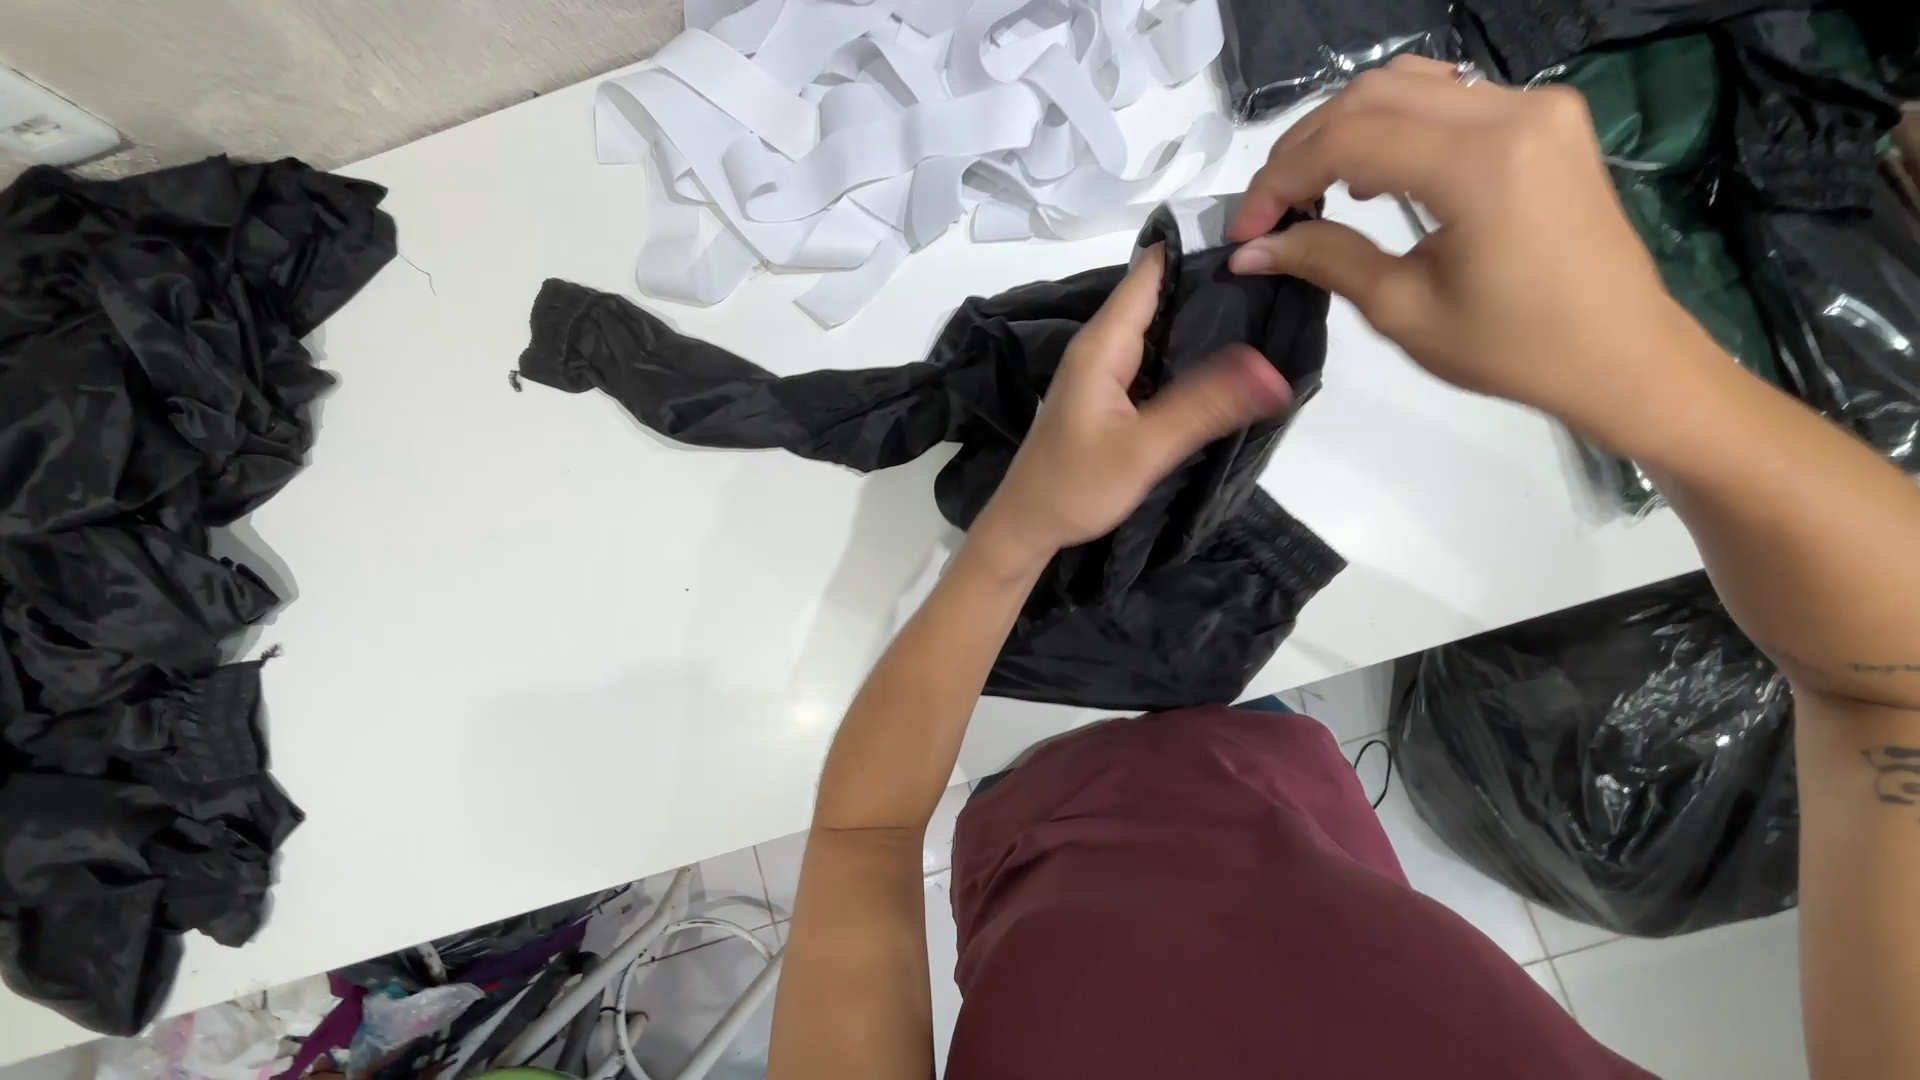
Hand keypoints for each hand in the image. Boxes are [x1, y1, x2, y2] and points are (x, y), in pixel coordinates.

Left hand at [968, 244, 1291, 572]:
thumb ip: (1205, 407)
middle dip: (1209, 283)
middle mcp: (1099, 346)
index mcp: (1102, 344)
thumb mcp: (1144, 448)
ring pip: (1156, 327)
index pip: (1151, 270)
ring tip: (1263, 309)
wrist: (1027, 525)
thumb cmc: (1075, 486)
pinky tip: (1219, 362)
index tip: (1258, 239)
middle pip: (1158, 294)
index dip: (1198, 248)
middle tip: (1277, 278)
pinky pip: (1151, 358)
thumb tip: (1274, 370)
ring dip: (1199, 319)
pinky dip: (1184, 353)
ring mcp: (1101, 371)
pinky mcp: (1106, 395)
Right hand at [1227, 55, 1706, 436]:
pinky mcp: (1542, 117)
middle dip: (1300, 151)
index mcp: (1480, 164)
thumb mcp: (1401, 309)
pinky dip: (1389, 125)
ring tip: (1308, 191)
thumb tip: (1250, 250)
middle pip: (1370, 97)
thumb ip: (1325, 260)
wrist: (1618, 351)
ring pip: (1404, 85)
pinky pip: (1445, 96)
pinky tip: (1370, 175)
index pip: (1347, 141)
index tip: (1244, 231)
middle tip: (1266, 213)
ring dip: (1340, 130)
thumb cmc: (1512, 348)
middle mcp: (1512, 111)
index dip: (1278, 181)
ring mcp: (1534, 105)